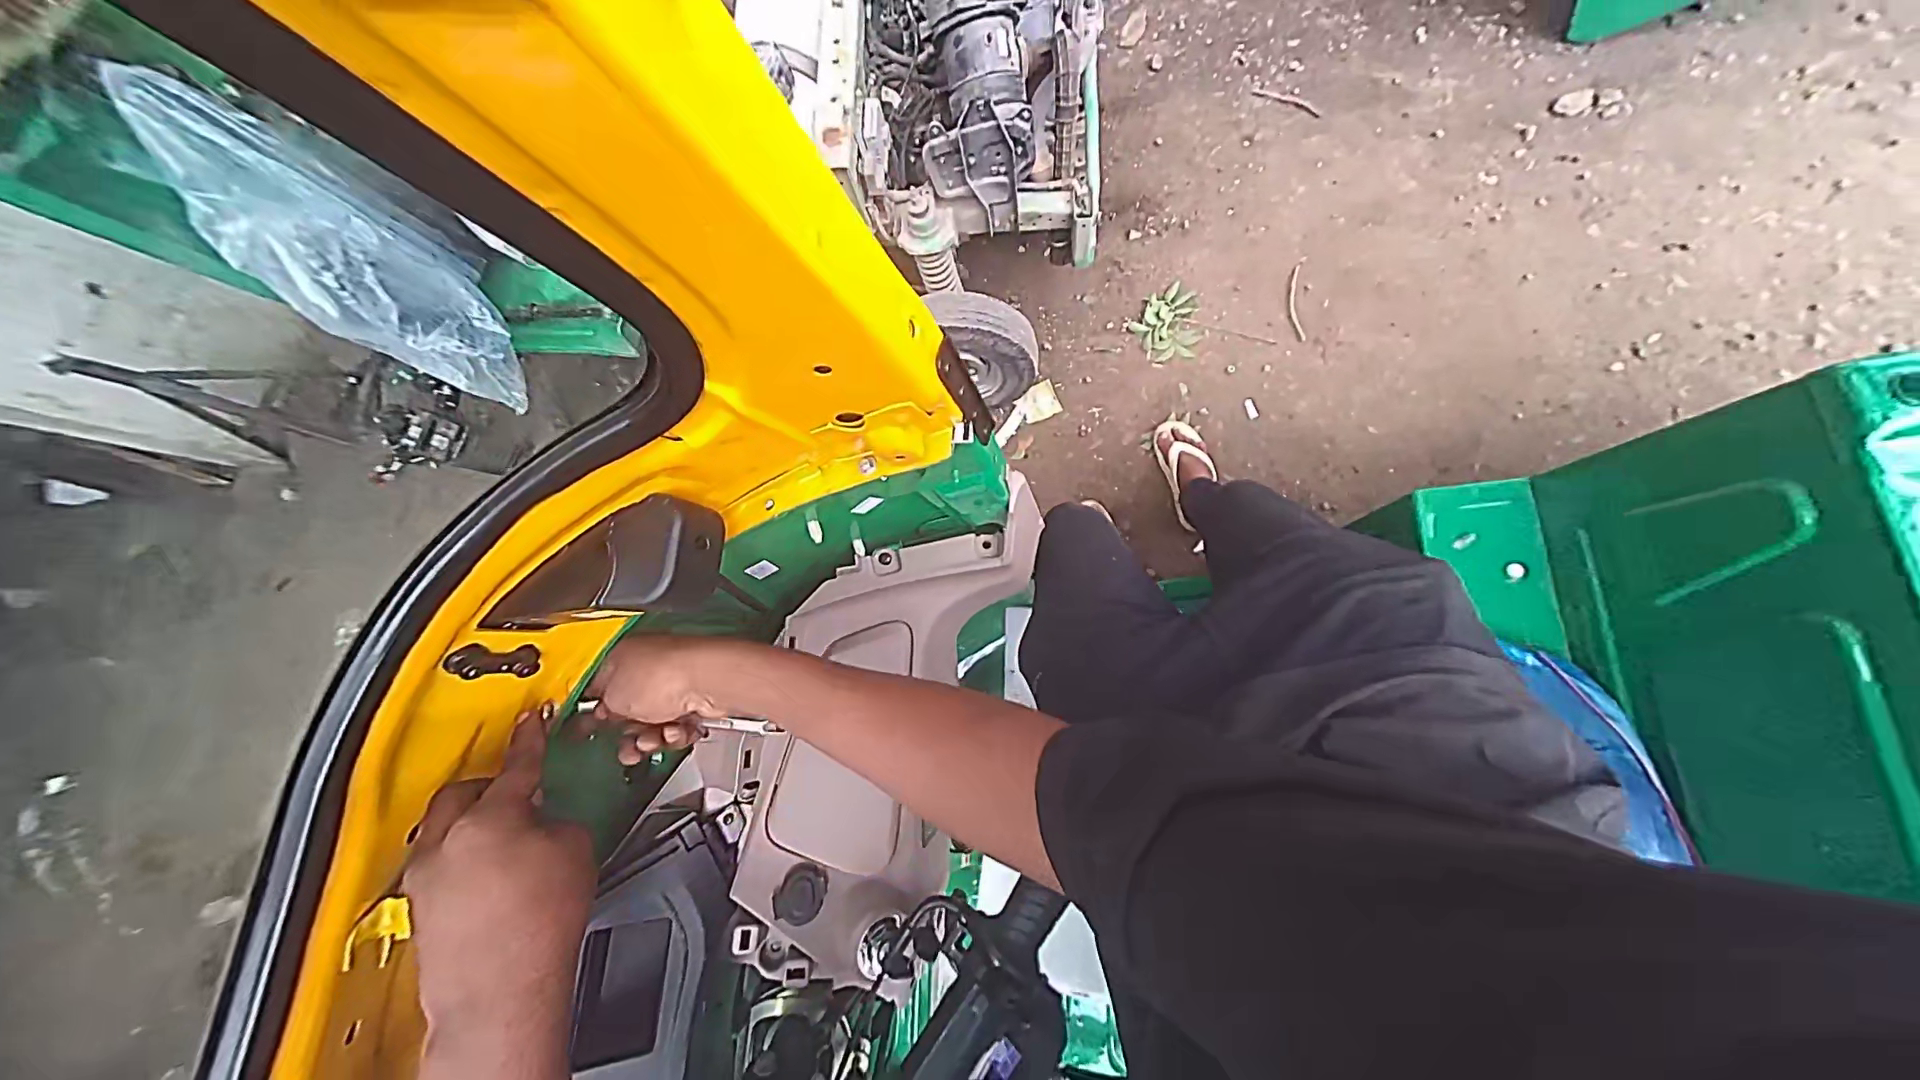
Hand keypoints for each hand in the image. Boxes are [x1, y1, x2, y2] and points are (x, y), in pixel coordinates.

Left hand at [405, 707, 594, 1079]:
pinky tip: (494, 870)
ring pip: (445, 823)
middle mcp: (446, 841)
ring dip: (476, 818)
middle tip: (523, 786)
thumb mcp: (575, 848)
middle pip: (466, 788)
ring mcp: (425, 875)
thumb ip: (558, 816)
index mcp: (490, 819)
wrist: (503, 991)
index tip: (530, 721)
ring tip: (511, 832)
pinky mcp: (418, 904)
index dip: (528, 737)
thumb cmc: (540, 926)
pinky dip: (463, 851)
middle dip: (493, 782)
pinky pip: (438, 858)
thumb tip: (545, 815)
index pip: (516, 763)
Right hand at [587, 635, 741, 763]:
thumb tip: (603, 711)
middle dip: (628, 735)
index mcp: (623, 656)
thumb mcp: (613, 697)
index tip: (591, 731)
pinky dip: (676, 733)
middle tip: (629, 747)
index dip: (595, 711)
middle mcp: (651, 666)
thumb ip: (603, 707)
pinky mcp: (698, 698)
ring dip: (652, 739)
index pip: (600, 685)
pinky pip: (679, 725)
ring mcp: (676, 682)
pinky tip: (675, 732)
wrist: (708, 681)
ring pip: (656, 723)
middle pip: (631, 710)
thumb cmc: (662, 676)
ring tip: (652, 741)